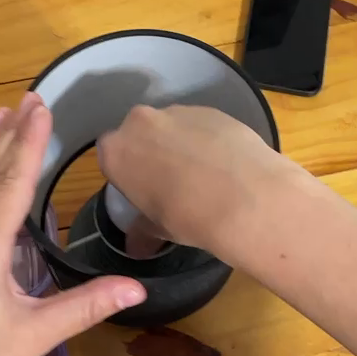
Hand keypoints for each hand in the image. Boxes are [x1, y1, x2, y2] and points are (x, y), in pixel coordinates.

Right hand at [95, 105, 307, 255]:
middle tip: (173, 180)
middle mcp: (141, 122)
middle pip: (140, 134)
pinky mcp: (211, 109)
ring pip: (172, 126)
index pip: (111, 155)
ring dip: (181, 143)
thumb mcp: (158, 229)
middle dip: (153, 152)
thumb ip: (141, 231)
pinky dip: (208, 139)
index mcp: (116, 150)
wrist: (245, 197)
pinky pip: (201, 124)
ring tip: (205, 173)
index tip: (143, 188)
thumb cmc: (188, 216)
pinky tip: (225, 162)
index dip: (127, 172)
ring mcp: (178, 111)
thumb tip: (136, 246)